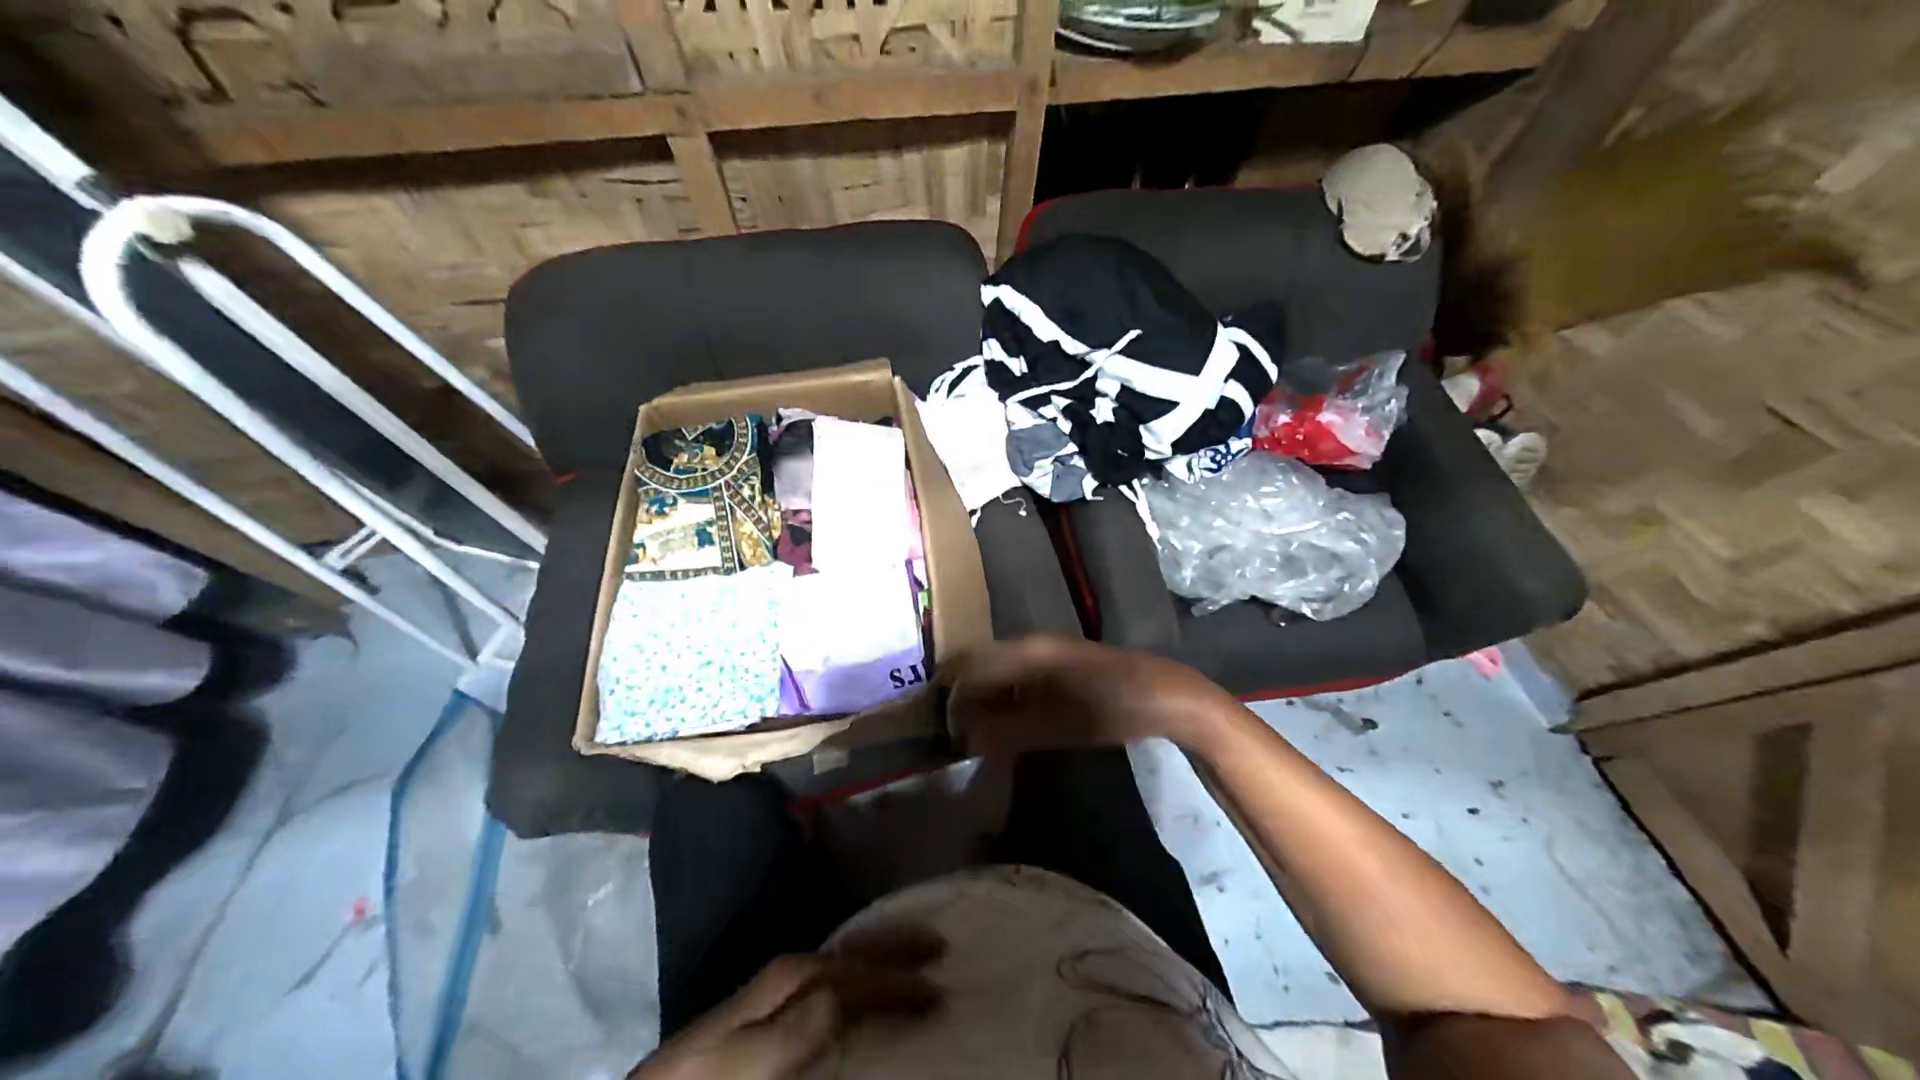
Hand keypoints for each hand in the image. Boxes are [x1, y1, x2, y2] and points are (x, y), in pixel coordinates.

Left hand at [632, 926, 944, 1079]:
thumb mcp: (754, 1061)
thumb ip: (799, 1027)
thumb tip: (846, 996)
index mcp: (795, 977)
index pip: (861, 975)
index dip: (901, 982)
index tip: (940, 990)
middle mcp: (795, 970)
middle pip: (858, 950)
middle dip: (898, 946)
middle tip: (940, 943)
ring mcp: (785, 983)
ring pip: (847, 956)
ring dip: (883, 951)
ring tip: (915, 950)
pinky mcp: (777, 1002)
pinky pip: (834, 973)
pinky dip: (861, 968)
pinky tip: (868, 976)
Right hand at [943, 636, 1240, 758]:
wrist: (1169, 698)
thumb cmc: (1115, 705)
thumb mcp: (1060, 725)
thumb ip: (1010, 731)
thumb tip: (968, 739)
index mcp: (1027, 650)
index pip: (970, 665)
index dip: (952, 695)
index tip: (944, 729)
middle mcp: (1030, 647)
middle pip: (981, 668)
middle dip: (965, 701)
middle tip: (957, 737)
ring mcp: (1046, 658)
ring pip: (998, 677)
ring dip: (985, 705)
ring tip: (976, 738)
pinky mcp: (1058, 673)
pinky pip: (1018, 685)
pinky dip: (1005, 705)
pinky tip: (1006, 731)